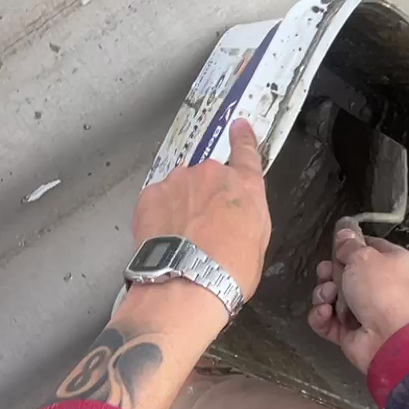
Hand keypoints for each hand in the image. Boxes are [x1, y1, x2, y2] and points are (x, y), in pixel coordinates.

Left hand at [129, 119, 271, 325]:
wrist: (188, 283)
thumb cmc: (229, 271)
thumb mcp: (258, 243)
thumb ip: (248, 215)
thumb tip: (235, 213)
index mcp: (244, 186)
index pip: (246, 152)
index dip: (243, 138)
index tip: (239, 125)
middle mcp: (212, 174)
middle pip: (208, 178)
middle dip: (205, 197)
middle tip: (204, 230)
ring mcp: (178, 181)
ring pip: (180, 189)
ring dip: (181, 206)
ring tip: (182, 240)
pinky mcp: (150, 195)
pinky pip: (157, 201)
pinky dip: (159, 215)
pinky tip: (164, 239)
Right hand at [307, 220, 408, 372]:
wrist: (389, 338)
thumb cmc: (381, 289)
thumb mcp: (364, 257)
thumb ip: (349, 245)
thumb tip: (344, 232)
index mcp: (391, 263)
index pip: (368, 247)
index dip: (350, 246)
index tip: (335, 246)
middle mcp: (379, 286)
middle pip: (345, 273)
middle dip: (329, 273)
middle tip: (325, 273)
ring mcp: (363, 311)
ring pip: (332, 297)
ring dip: (323, 294)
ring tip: (328, 297)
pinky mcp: (349, 332)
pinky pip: (327, 320)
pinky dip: (321, 316)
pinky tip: (324, 313)